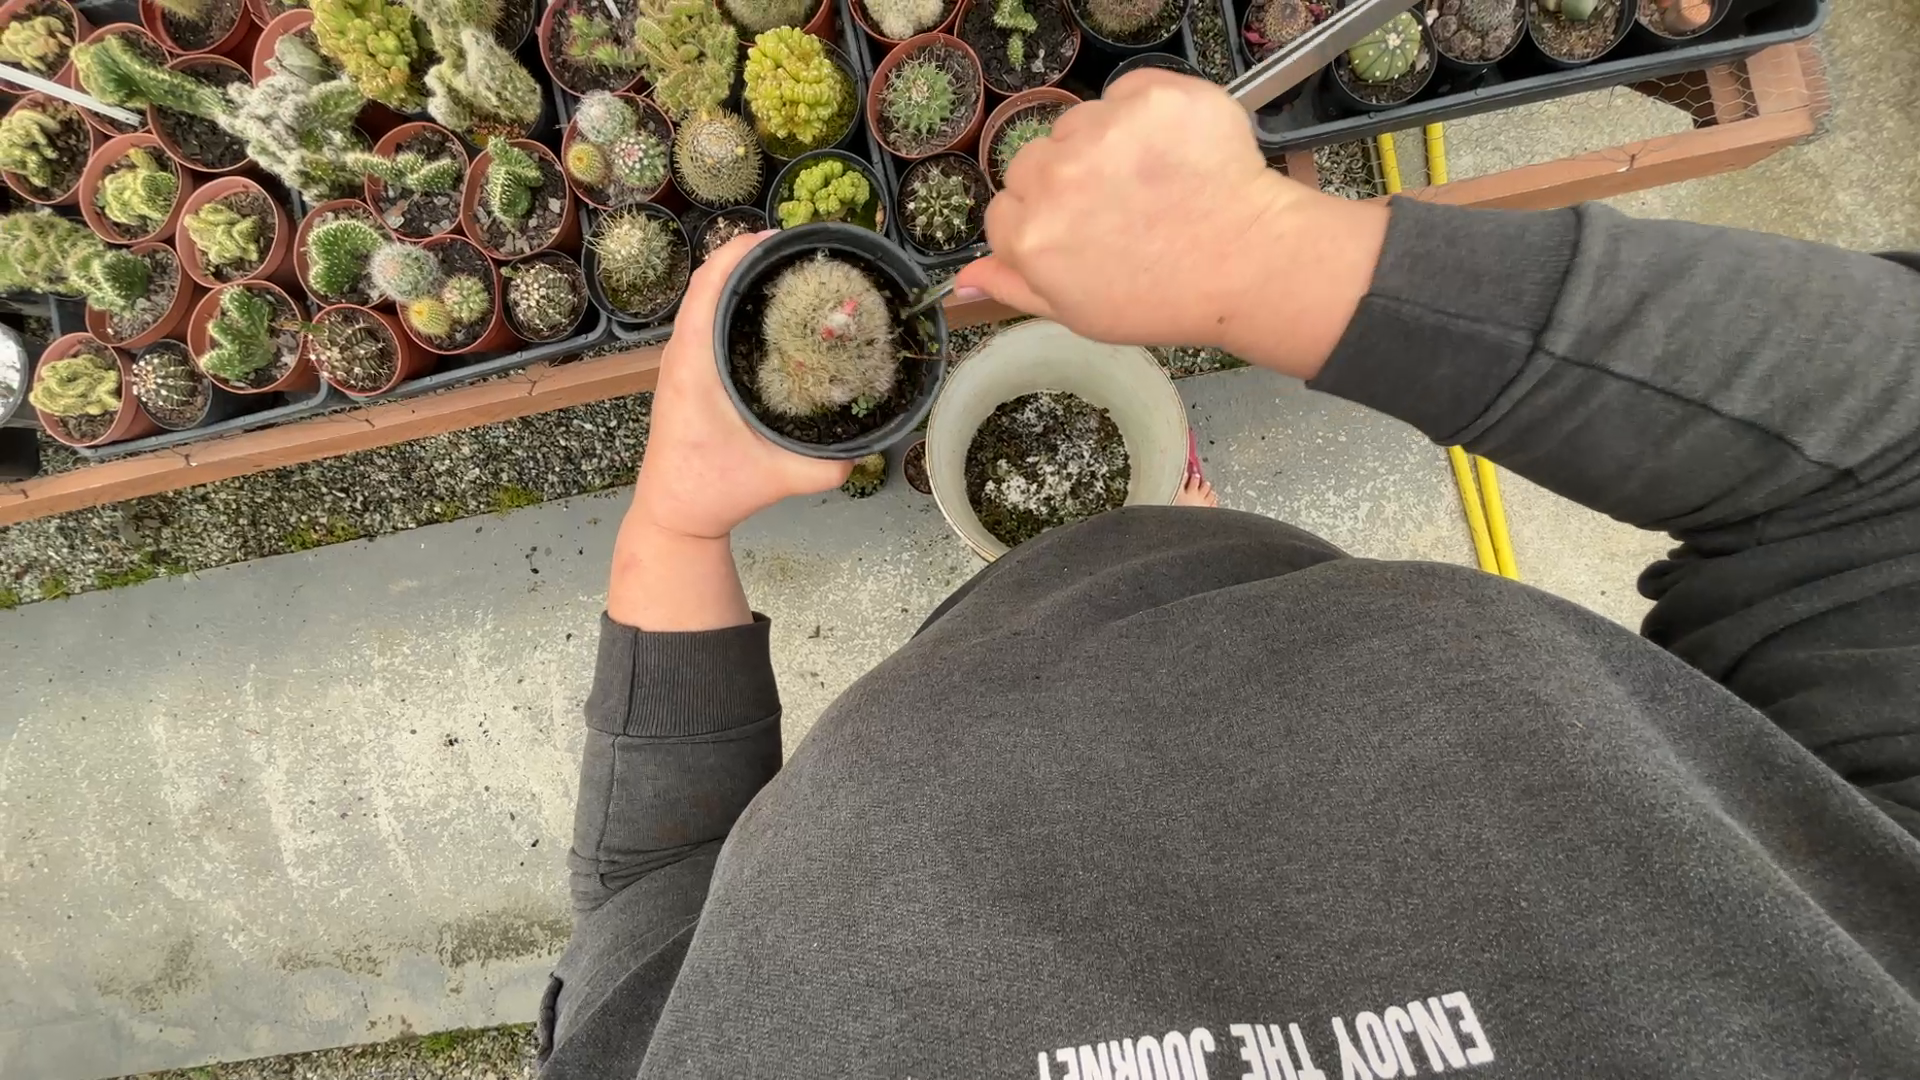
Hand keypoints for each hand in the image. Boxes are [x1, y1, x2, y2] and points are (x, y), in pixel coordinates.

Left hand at [627, 233, 853, 541]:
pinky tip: (769, 312)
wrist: (674, 514)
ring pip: (706, 300)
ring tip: (788, 273)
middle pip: (708, 282)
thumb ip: (829, 465)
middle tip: (799, 253)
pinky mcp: (687, 372)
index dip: (740, 252)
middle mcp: (681, 354)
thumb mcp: (779, 479)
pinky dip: (733, 302)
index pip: (709, 287)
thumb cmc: (713, 492)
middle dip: (750, 256)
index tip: (781, 237)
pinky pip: (706, 320)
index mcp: (694, 366)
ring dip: (740, 278)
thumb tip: (871, 444)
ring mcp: (680, 362)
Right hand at [956, 70, 1385, 376]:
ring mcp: (1103, 131)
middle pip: (1029, 165)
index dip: (1036, 227)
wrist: (1243, 264)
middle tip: (1109, 213)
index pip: (1003, 213)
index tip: (1071, 238)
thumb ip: (1014, 287)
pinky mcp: (1151, 96)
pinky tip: (1164, 155)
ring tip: (1142, 185)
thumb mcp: (1074, 313)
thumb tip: (962, 278)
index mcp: (1031, 237)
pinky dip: (1138, 116)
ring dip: (1096, 149)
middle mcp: (1055, 178)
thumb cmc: (1156, 301)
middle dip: (1059, 186)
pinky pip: (1123, 94)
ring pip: (1073, 127)